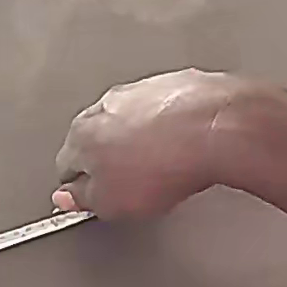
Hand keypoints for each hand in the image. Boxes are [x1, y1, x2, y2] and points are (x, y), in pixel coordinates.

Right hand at [52, 69, 286, 218]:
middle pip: (98, 138)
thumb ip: (84, 199)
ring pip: (131, 121)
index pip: (66, 163)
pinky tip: (184, 149)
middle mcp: (107, 104)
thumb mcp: (113, 202)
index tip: (92, 198)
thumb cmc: (167, 163)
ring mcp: (143, 89)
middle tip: (130, 187)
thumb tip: (68, 197)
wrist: (220, 129)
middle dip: (110, 160)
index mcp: (82, 133)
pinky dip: (169, 128)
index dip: (79, 186)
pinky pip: (165, 111)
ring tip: (162, 169)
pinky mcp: (178, 84)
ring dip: (139, 142)